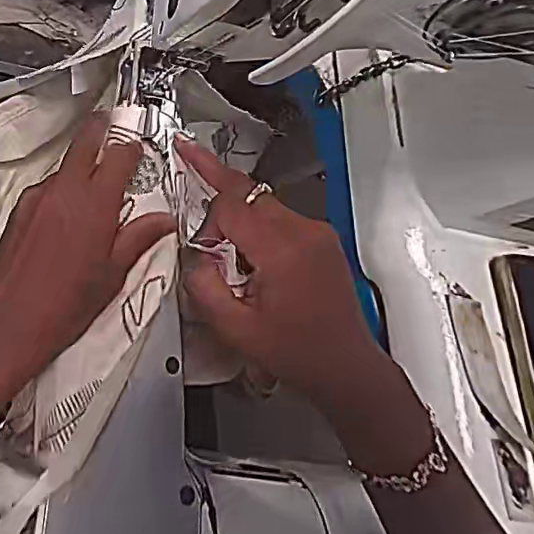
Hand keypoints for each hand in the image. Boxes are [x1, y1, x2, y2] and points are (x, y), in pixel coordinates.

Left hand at [0, 115, 172, 419]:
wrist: (6, 326)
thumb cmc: (62, 306)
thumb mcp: (113, 275)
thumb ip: (139, 238)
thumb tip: (162, 221)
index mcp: (95, 204)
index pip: (119, 154)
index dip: (133, 146)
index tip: (140, 149)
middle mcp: (64, 192)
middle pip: (86, 139)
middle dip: (103, 130)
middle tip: (117, 135)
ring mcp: (37, 198)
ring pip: (66, 166)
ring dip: (82, 169)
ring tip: (96, 197)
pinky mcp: (19, 210)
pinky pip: (48, 188)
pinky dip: (62, 192)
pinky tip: (69, 220)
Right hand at [173, 135, 395, 419]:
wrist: (346, 367)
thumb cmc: (302, 354)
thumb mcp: (236, 329)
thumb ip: (205, 286)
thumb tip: (194, 257)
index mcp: (283, 250)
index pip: (233, 202)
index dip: (205, 204)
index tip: (187, 165)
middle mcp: (305, 232)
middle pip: (249, 195)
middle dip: (219, 206)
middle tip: (198, 196)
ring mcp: (318, 233)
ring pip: (265, 205)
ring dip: (240, 223)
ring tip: (235, 266)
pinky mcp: (323, 239)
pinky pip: (282, 219)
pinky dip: (260, 232)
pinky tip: (255, 267)